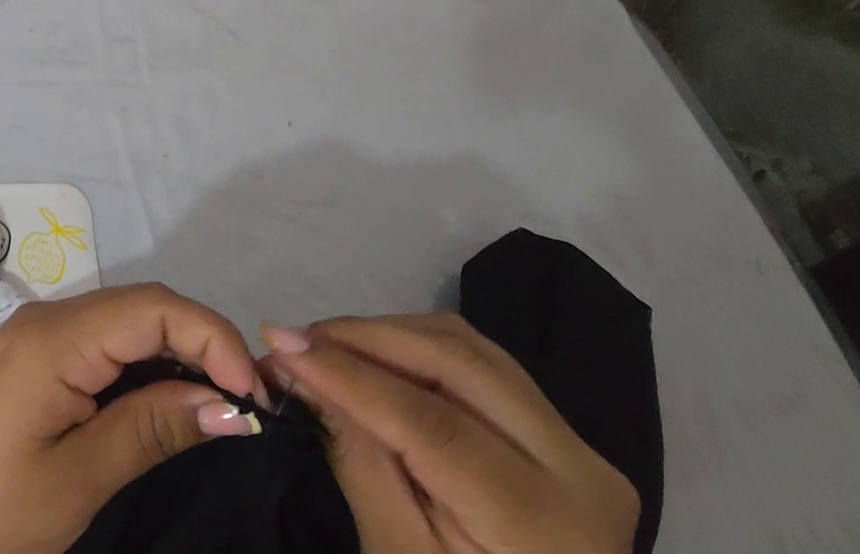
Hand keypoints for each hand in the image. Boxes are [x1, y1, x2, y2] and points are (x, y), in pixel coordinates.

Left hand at [0, 284, 268, 553]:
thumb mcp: (78, 477)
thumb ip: (153, 428)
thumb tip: (233, 404)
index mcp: (53, 336)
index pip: (154, 306)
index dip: (214, 338)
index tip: (255, 398)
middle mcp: (41, 320)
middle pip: (139, 309)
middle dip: (200, 346)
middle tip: (244, 409)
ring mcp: (29, 338)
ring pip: (120, 327)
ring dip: (171, 359)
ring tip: (212, 412)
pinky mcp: (24, 363)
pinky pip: (94, 348)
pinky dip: (136, 370)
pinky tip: (158, 408)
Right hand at [262, 315, 640, 553]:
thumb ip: (358, 461)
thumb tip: (303, 374)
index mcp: (542, 523)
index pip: (434, 423)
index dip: (350, 376)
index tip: (279, 344)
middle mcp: (580, 468)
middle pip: (459, 363)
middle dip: (365, 338)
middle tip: (292, 338)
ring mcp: (575, 444)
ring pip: (468, 348)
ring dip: (385, 336)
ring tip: (321, 348)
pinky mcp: (557, 432)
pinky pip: (478, 361)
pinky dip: (412, 347)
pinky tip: (366, 359)